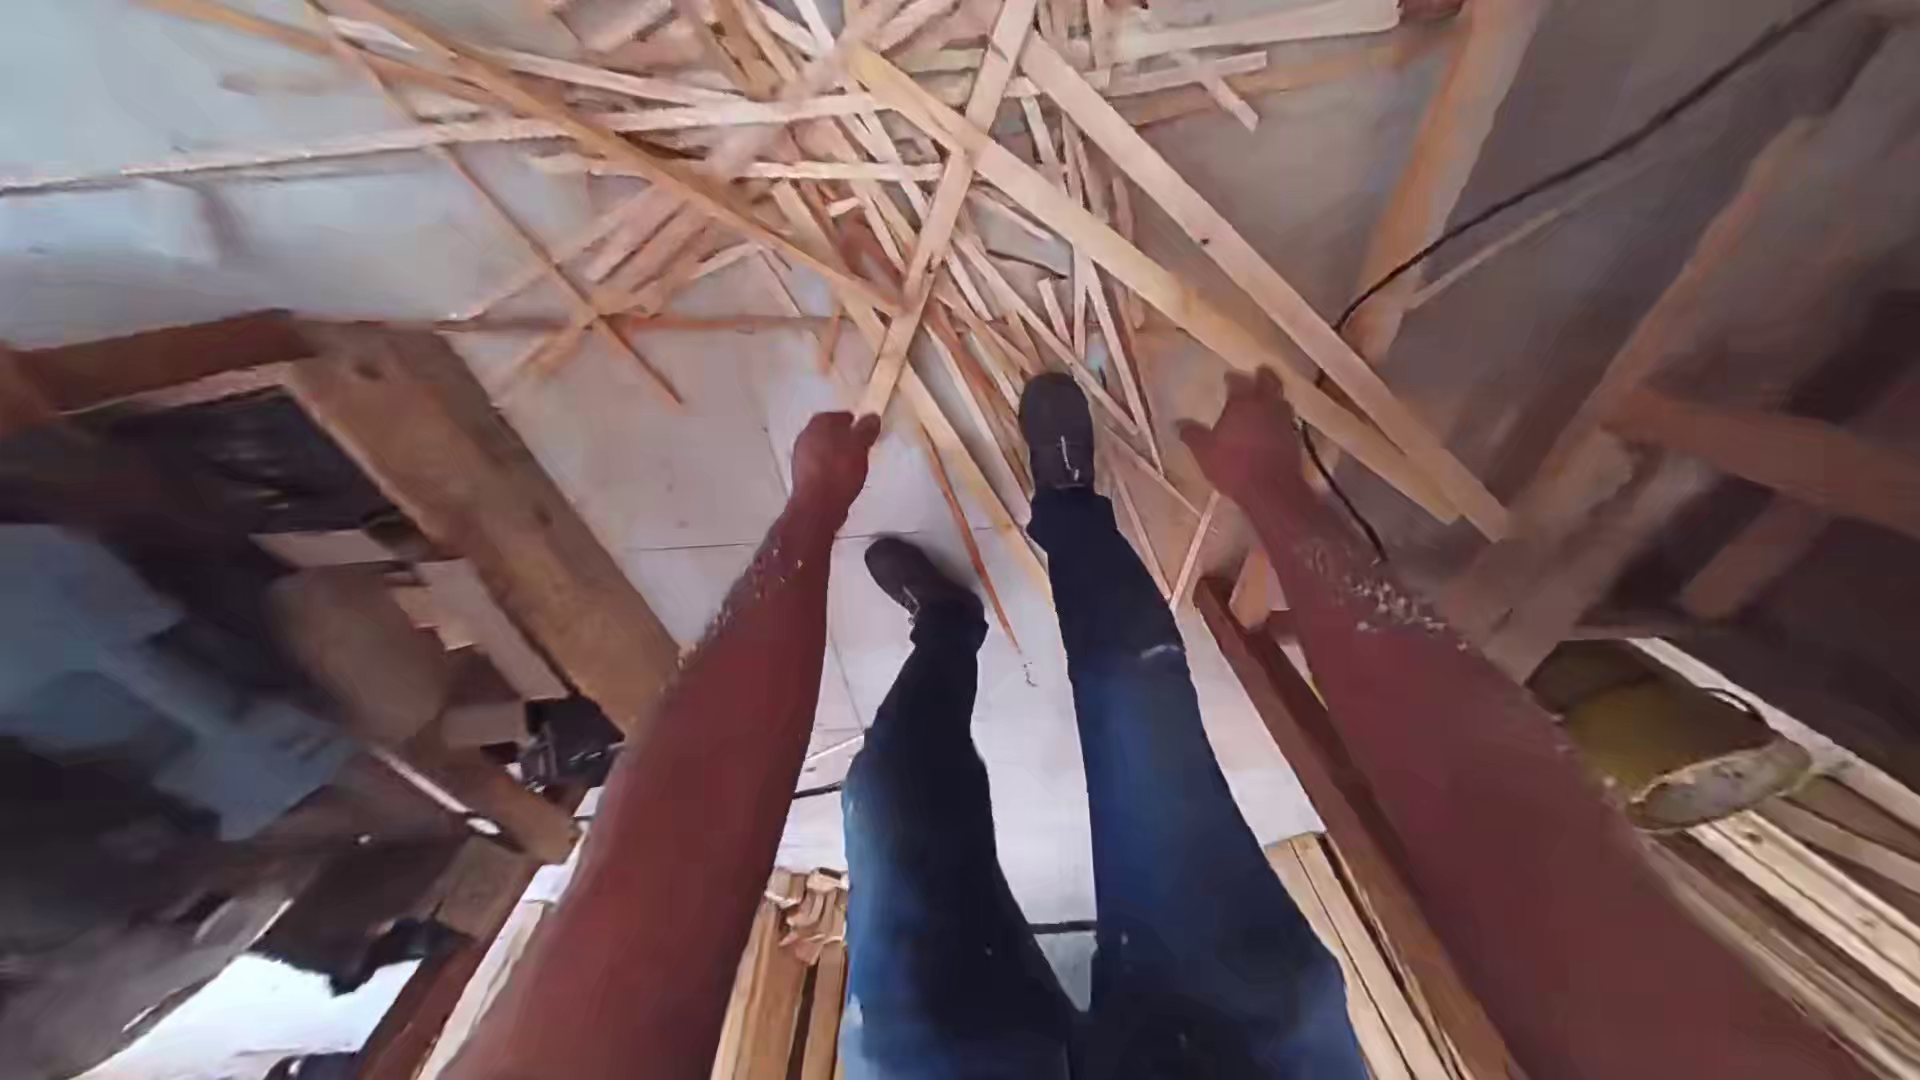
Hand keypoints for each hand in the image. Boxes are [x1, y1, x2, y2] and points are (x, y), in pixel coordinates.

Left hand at [790, 411, 880, 521]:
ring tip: (853, 466)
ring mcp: (800, 455)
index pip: (841, 415)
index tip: (867, 435)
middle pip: (830, 432)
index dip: (856, 424)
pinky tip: (840, 478)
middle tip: (861, 449)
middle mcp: (806, 434)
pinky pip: (820, 464)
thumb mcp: (860, 447)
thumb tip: (872, 417)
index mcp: (820, 422)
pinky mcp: (801, 474)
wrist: (818, 505)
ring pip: (824, 448)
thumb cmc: (840, 471)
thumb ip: (867, 429)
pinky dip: (830, 467)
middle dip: (845, 439)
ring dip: (837, 454)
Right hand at [1178, 368, 1307, 504]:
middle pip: (1269, 381)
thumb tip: (1178, 423)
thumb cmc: (1232, 466)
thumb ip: (1191, 434)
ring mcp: (1283, 421)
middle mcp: (1266, 405)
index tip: (1228, 377)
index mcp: (1242, 403)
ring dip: (1274, 395)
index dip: (1232, 377)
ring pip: (1281, 399)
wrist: (1270, 489)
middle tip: (1258, 371)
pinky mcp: (1294, 438)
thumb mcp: (1203, 451)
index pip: (1238, 380)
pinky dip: (1279, 416)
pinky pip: (1286, 419)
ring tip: (1267, 396)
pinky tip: (1273, 424)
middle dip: (1262, 375)